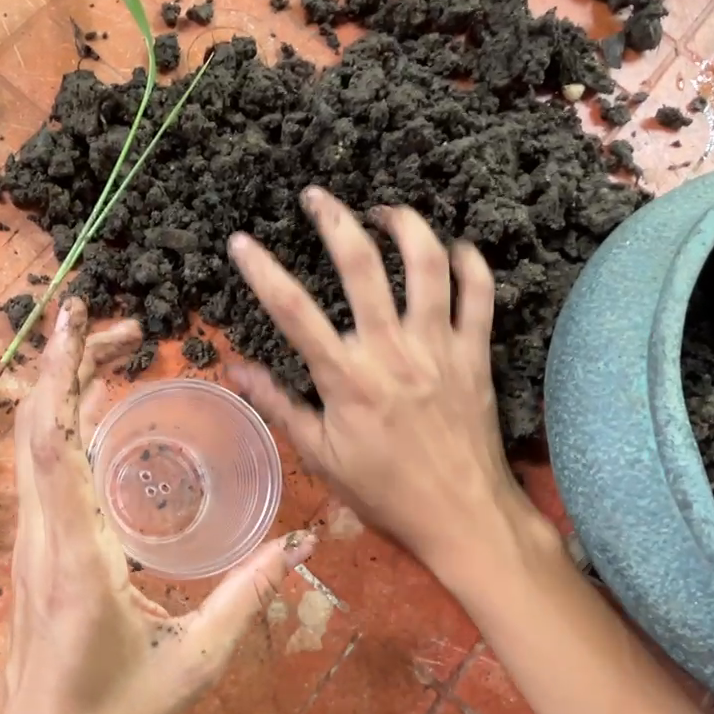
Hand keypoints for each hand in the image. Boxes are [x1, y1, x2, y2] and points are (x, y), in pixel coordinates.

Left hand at [0, 298, 318, 713]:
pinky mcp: (32, 548)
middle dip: (69, 362)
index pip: (55, 447)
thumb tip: (300, 546)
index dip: (62, 375)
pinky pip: (41, 467)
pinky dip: (64, 423)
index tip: (76, 320)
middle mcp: (41, 537)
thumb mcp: (191, 666)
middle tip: (121, 327)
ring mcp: (29, 541)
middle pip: (36, 425)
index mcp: (75, 559)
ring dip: (64, 387)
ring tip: (114, 351)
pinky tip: (103, 412)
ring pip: (32, 441)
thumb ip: (245, 600)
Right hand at [225, 186, 553, 586]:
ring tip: (385, 210)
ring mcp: (440, 347)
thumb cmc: (384, 491)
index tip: (241, 242)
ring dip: (405, 226)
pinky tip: (453, 247)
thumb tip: (234, 368)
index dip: (263, 271)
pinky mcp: (476, 353)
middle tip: (317, 196)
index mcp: (346, 378)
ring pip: (427, 265)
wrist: (462, 516)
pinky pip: (480, 293)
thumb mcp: (320, 456)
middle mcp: (392, 351)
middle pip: (361, 267)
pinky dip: (469, 262)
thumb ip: (278, 405)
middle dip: (335, 220)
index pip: (293, 312)